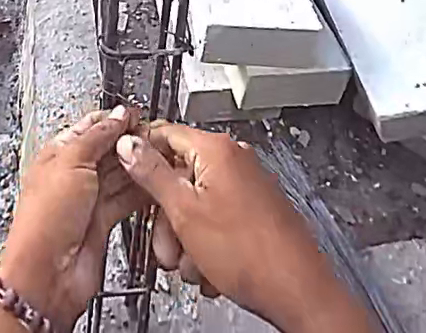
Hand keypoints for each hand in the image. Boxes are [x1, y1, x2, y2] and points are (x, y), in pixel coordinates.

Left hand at [0, 106, 148, 328]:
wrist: (47, 275)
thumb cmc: (44, 220)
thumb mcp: (71, 162)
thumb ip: (98, 136)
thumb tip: (117, 115)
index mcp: (60, 152)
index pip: (92, 126)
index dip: (114, 120)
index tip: (137, 116)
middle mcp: (74, 173)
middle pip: (109, 149)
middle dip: (130, 142)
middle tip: (153, 137)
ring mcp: (89, 198)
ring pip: (120, 174)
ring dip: (138, 166)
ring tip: (158, 157)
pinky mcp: (103, 221)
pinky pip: (126, 200)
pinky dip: (141, 192)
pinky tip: (154, 183)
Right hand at [116, 123, 376, 332]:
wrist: (298, 291)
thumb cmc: (250, 253)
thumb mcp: (184, 212)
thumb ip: (152, 175)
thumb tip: (129, 144)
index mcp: (216, 149)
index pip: (165, 133)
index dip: (143, 154)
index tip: (128, 172)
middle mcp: (234, 158)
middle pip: (180, 174)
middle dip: (167, 216)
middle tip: (166, 246)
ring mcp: (247, 183)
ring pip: (198, 202)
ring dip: (187, 236)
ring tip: (193, 267)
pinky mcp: (256, 208)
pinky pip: (218, 215)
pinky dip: (209, 241)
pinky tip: (211, 269)